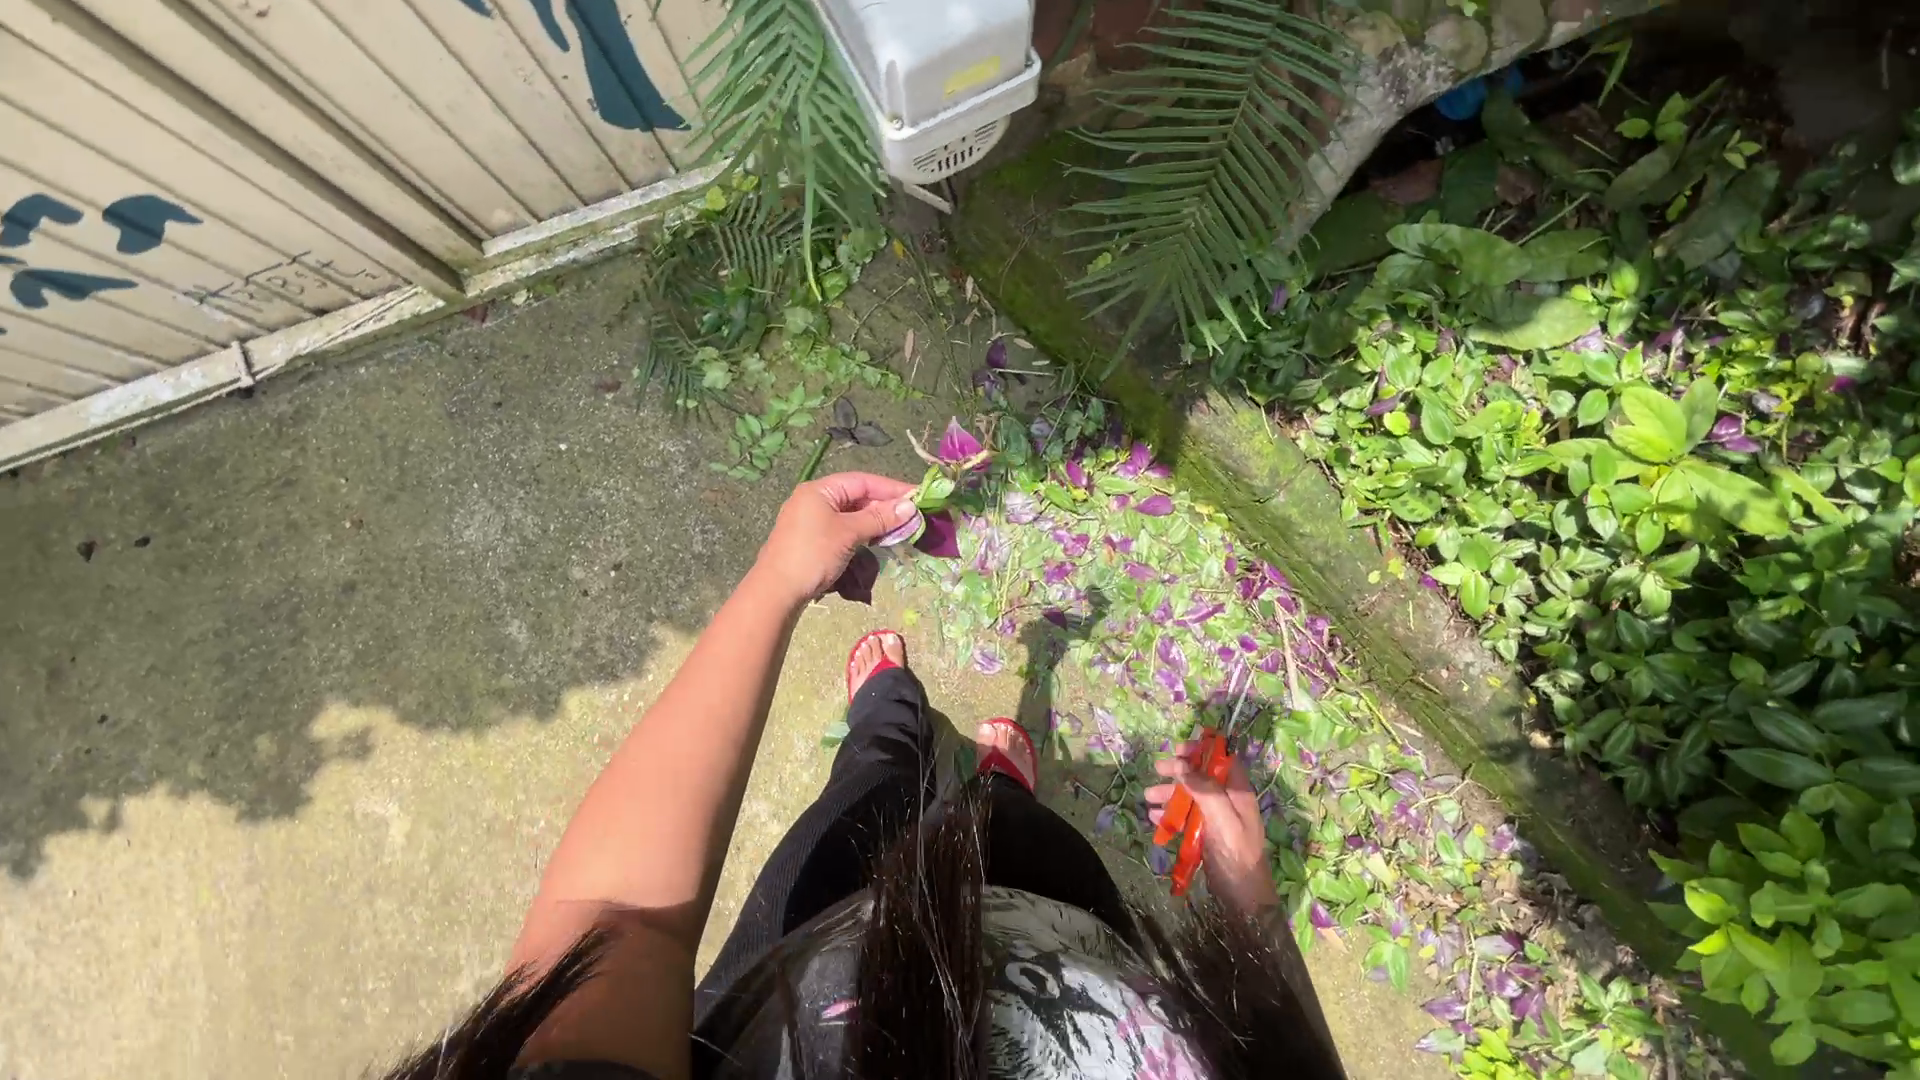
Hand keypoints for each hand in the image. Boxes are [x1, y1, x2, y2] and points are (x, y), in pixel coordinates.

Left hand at [755, 472, 917, 603]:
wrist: (777, 591)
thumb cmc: (813, 555)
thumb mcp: (849, 533)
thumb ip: (880, 518)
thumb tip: (910, 506)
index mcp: (819, 490)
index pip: (862, 481)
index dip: (891, 488)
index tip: (917, 496)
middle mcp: (814, 500)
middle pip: (857, 496)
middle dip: (884, 506)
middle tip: (911, 516)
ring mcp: (811, 520)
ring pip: (851, 514)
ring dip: (875, 521)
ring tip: (898, 529)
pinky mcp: (812, 539)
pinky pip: (843, 529)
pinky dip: (861, 533)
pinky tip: (876, 541)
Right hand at [1146, 747, 1278, 914]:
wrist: (1244, 902)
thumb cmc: (1237, 857)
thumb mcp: (1223, 821)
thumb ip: (1205, 790)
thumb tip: (1182, 764)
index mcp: (1238, 793)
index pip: (1223, 759)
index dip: (1203, 750)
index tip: (1179, 749)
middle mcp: (1228, 802)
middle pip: (1202, 776)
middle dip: (1179, 771)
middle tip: (1157, 769)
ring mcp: (1217, 819)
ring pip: (1191, 796)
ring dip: (1169, 793)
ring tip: (1148, 797)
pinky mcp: (1206, 835)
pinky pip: (1186, 818)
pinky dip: (1170, 815)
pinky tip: (1155, 819)